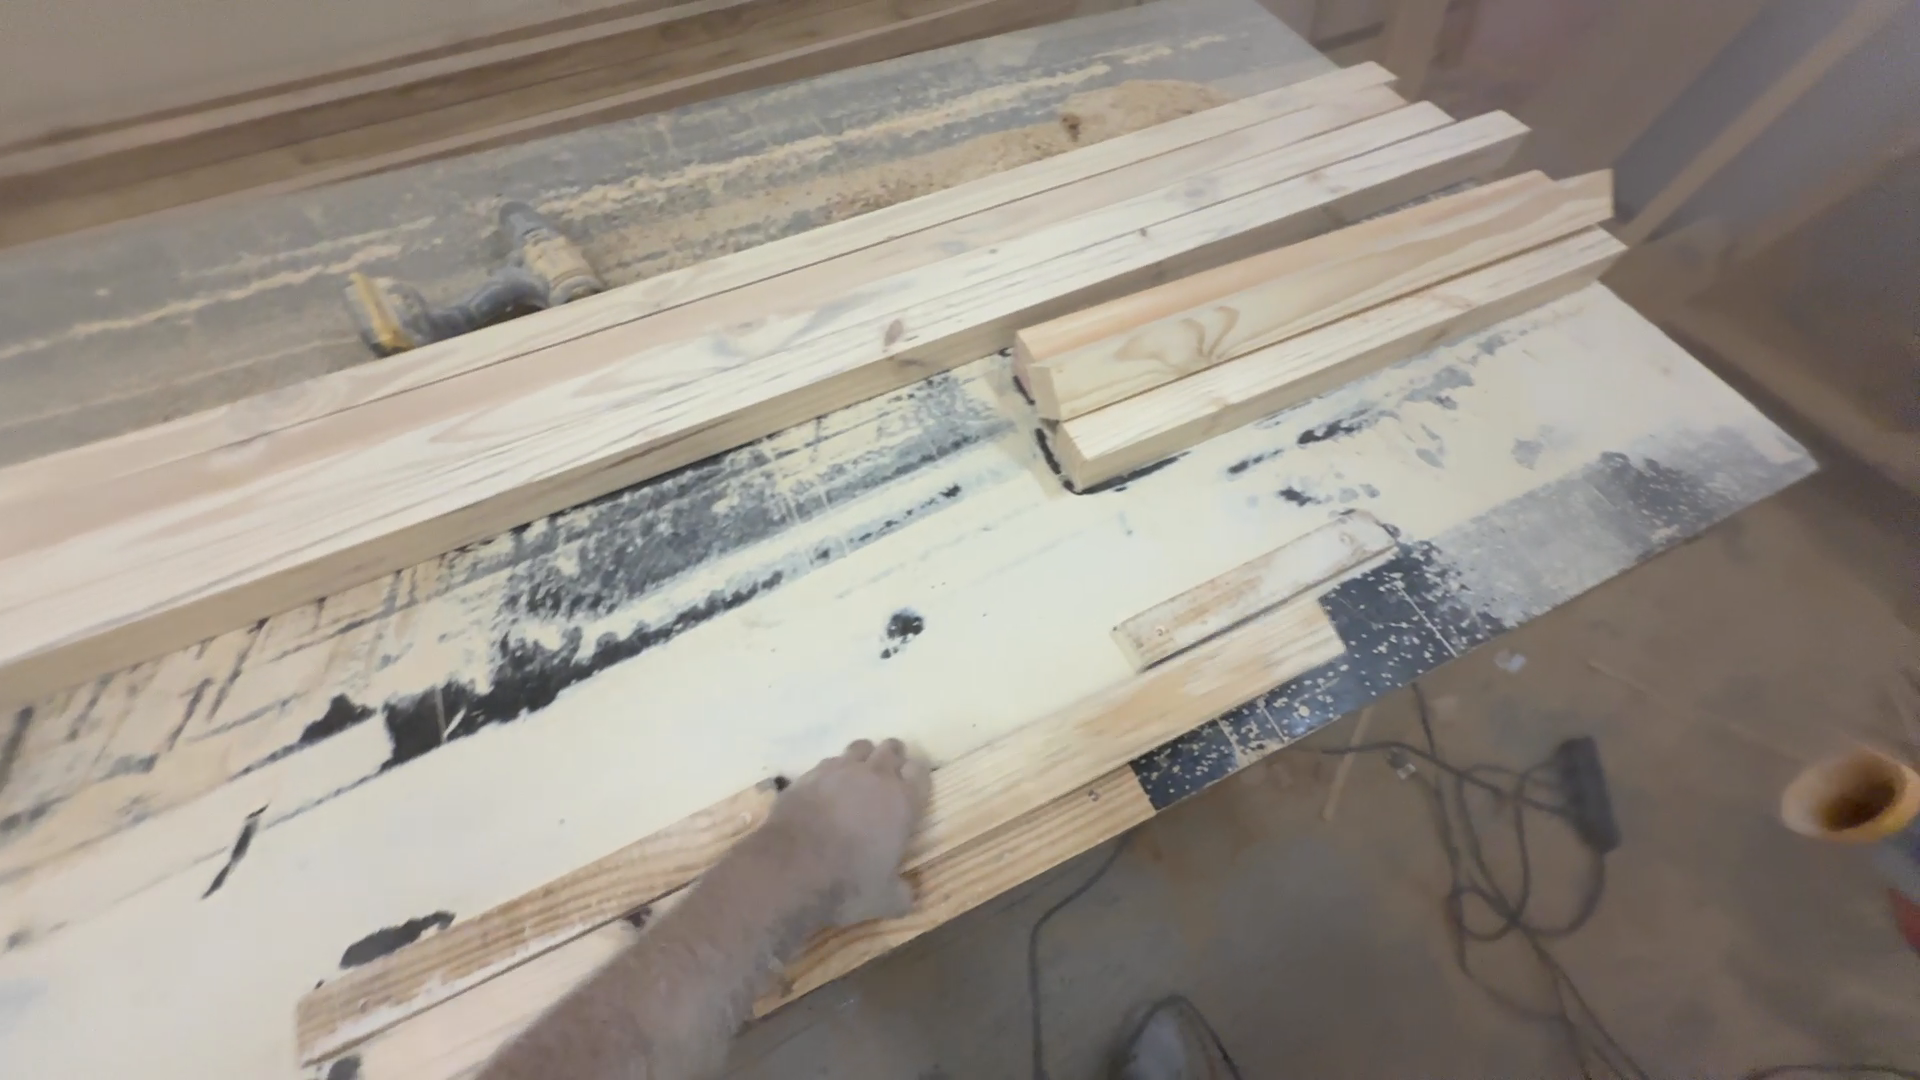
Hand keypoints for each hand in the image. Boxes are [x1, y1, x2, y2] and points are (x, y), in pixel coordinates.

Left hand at [762, 738, 931, 925]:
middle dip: (894, 757)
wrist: (792, 868)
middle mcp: (875, 776)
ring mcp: (840, 770)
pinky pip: (828, 762)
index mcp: (902, 801)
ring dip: (863, 757)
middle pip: (892, 749)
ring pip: (860, 747)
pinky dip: (831, 771)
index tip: (913, 785)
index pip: (920, 772)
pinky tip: (826, 788)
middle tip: (889, 772)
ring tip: (858, 774)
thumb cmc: (848, 883)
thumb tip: (909, 897)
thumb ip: (901, 894)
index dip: (917, 775)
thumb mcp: (884, 899)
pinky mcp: (810, 774)